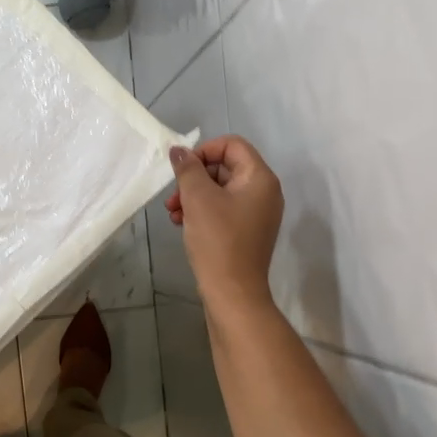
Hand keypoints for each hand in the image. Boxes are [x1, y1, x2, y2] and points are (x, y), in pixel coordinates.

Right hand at [166, 136, 283, 309]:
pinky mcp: (247, 232)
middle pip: (225, 167)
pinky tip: (182, 224)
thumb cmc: (218, 241)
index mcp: (260, 178)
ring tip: (173, 213)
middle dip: (194, 178)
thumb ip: (188, 169)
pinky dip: (202, 212)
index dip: (204, 150)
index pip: (232, 145)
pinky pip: (223, 210)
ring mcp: (257, 213)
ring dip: (194, 196)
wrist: (233, 292)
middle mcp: (264, 192)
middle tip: (172, 197)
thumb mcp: (198, 199)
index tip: (182, 170)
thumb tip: (179, 151)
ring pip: (221, 190)